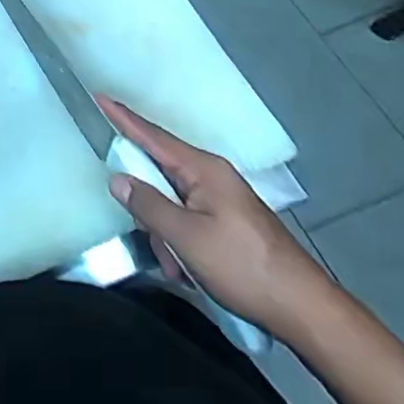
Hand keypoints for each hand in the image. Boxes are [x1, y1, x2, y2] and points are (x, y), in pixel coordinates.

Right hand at [98, 95, 336, 333]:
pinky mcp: (228, 221)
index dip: (124, 118)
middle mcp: (213, 176)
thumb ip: (148, 205)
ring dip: (167, 235)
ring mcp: (222, 199)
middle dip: (149, 210)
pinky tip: (189, 270)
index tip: (100, 96)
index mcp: (204, 169)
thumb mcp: (187, 238)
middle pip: (160, 175)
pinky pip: (188, 219)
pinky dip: (182, 243)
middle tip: (156, 242)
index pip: (153, 136)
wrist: (303, 308)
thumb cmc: (243, 266)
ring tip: (179, 268)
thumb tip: (119, 179)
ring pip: (172, 204)